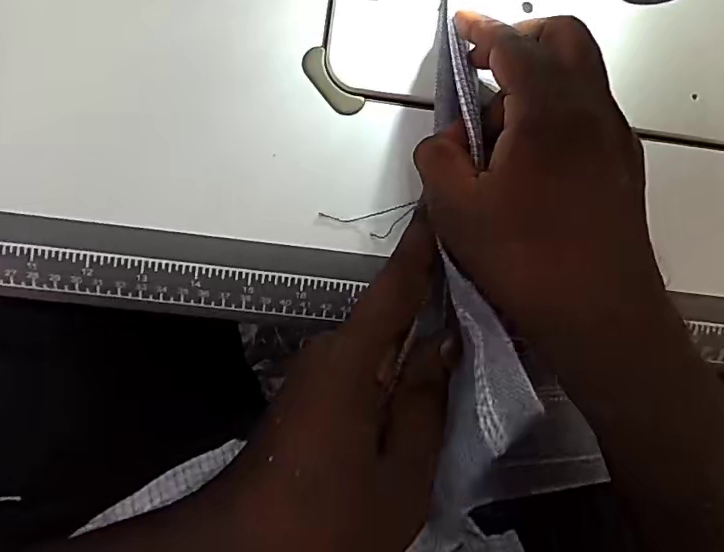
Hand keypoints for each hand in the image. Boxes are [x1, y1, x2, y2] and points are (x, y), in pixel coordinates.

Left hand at [188, 216, 454, 551]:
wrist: (248, 542)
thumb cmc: (329, 516)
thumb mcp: (399, 475)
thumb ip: (424, 404)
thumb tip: (443, 345)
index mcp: (352, 358)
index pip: (394, 288)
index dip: (418, 246)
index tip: (434, 205)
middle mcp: (330, 349)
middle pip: (388, 316)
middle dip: (428, 304)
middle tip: (474, 291)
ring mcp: (315, 368)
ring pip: (376, 345)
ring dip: (411, 342)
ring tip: (457, 342)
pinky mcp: (310, 389)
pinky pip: (360, 365)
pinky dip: (391, 367)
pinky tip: (415, 384)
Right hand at [412, 13, 663, 351]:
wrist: (607, 324)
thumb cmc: (528, 261)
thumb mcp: (454, 207)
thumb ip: (438, 154)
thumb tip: (451, 137)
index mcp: (551, 113)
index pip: (514, 45)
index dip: (481, 28)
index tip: (461, 23)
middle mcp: (592, 114)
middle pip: (566, 38)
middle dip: (520, 35)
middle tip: (483, 61)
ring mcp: (614, 138)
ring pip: (579, 72)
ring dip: (535, 74)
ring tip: (493, 126)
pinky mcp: (621, 164)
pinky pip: (585, 107)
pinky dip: (551, 103)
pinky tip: (521, 153)